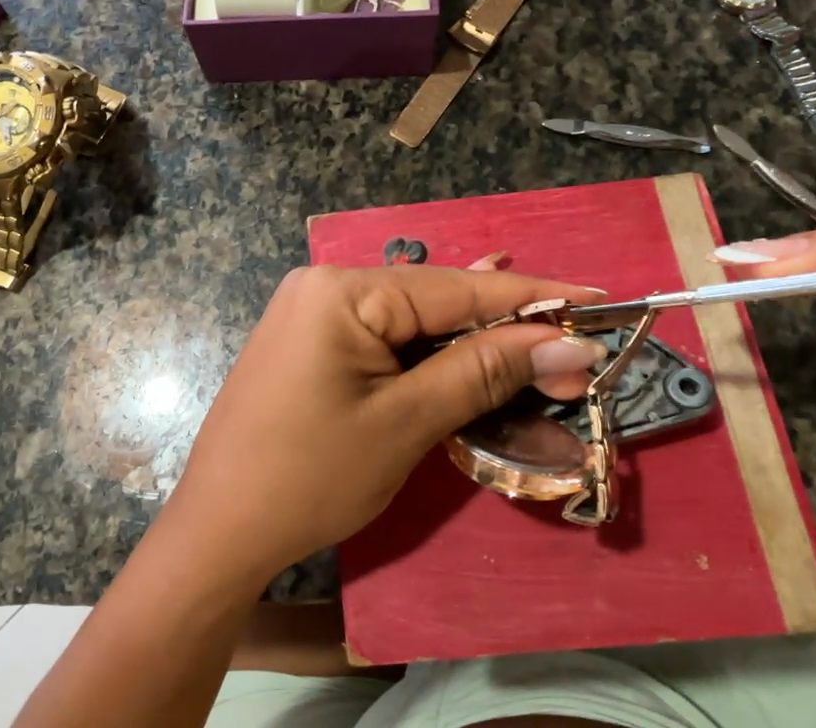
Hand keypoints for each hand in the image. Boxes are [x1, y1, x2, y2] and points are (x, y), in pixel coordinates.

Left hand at [162, 263, 606, 587]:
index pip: (457, 288)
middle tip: (571, 347)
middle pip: (435, 300)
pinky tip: (467, 354)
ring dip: (470, 343)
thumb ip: (483, 373)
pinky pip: (384, 339)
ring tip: (535, 347)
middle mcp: (324, 286)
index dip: (532, 298)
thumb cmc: (310, 476)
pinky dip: (429, 355)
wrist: (219, 530)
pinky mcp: (310, 345)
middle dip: (503, 327)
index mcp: (342, 291)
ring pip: (412, 321)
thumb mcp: (406, 423)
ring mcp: (312, 314)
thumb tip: (567, 344)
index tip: (596, 299)